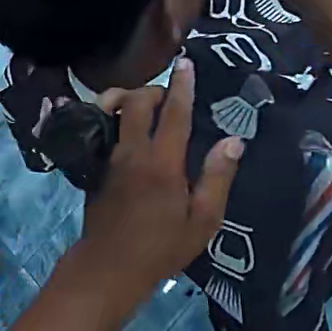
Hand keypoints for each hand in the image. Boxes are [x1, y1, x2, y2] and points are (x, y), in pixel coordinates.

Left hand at [75, 59, 243, 296]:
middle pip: (137, 101)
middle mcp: (133, 151)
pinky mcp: (97, 167)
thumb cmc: (161, 247)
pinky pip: (106, 130)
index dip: (182, 85)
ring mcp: (111, 158)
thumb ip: (218, 177)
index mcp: (163, 162)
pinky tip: (128, 129)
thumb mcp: (202, 221)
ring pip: (114, 111)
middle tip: (171, 95)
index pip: (174, 113)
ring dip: (130, 99)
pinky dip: (116, 118)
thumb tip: (234, 141)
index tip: (186, 63)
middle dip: (154, 89)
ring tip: (146, 105)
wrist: (109, 267)